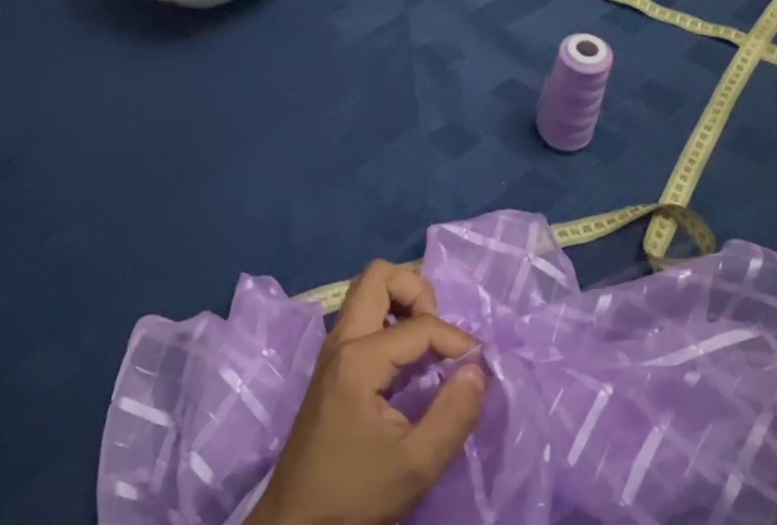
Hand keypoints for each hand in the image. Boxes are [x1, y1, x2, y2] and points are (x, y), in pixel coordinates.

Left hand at [247, 261, 486, 524]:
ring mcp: (332, 351)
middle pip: (378, 276)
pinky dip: (391, 322)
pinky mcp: (332, 366)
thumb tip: (478, 368)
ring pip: (367, 293)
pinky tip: (410, 363)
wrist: (297, 522)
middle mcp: (340, 341)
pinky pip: (363, 319)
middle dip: (418, 291)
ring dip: (402, 303)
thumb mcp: (417, 465)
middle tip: (440, 336)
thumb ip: (454, 413)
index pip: (420, 325)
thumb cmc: (355, 494)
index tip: (479, 369)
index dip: (458, 341)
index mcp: (359, 359)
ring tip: (429, 347)